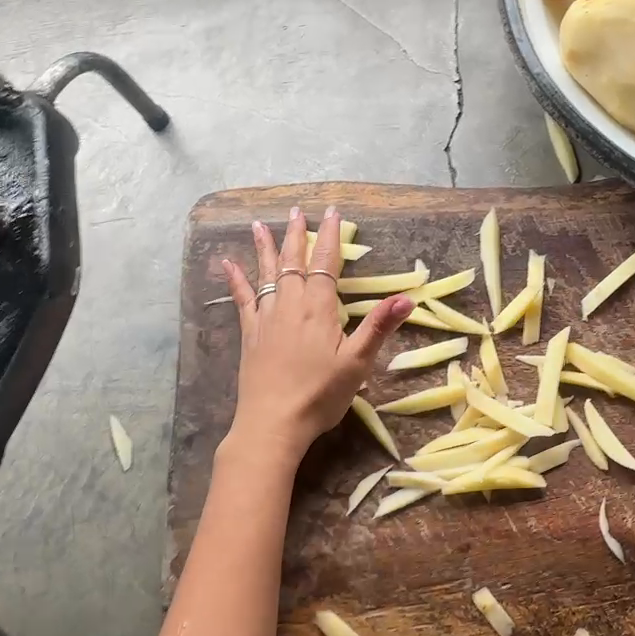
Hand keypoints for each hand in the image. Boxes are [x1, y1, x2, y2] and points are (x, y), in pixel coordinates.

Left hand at [220, 206, 413, 469]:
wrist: (272, 424)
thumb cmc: (320, 395)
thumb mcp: (357, 363)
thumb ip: (379, 327)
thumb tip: (407, 297)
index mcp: (319, 309)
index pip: (327, 262)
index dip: (330, 236)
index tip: (333, 212)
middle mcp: (291, 305)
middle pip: (294, 261)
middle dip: (298, 235)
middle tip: (298, 210)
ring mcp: (267, 318)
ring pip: (267, 273)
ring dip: (265, 247)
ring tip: (260, 224)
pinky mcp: (250, 334)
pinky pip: (243, 299)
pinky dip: (236, 280)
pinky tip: (227, 264)